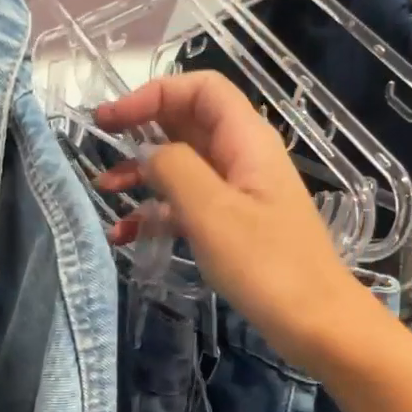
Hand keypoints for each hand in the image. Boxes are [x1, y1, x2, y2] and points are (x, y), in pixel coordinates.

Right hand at [94, 71, 373, 365]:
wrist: (314, 322)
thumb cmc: (265, 263)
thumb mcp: (212, 211)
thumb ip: (174, 169)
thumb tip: (147, 154)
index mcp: (246, 141)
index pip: (200, 90)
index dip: (153, 94)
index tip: (112, 120)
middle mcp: (241, 158)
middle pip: (186, 124)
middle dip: (140, 131)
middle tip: (98, 145)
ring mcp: (237, 193)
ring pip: (181, 167)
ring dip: (141, 175)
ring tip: (104, 192)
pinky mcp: (231, 226)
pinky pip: (185, 206)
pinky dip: (155, 214)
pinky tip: (126, 236)